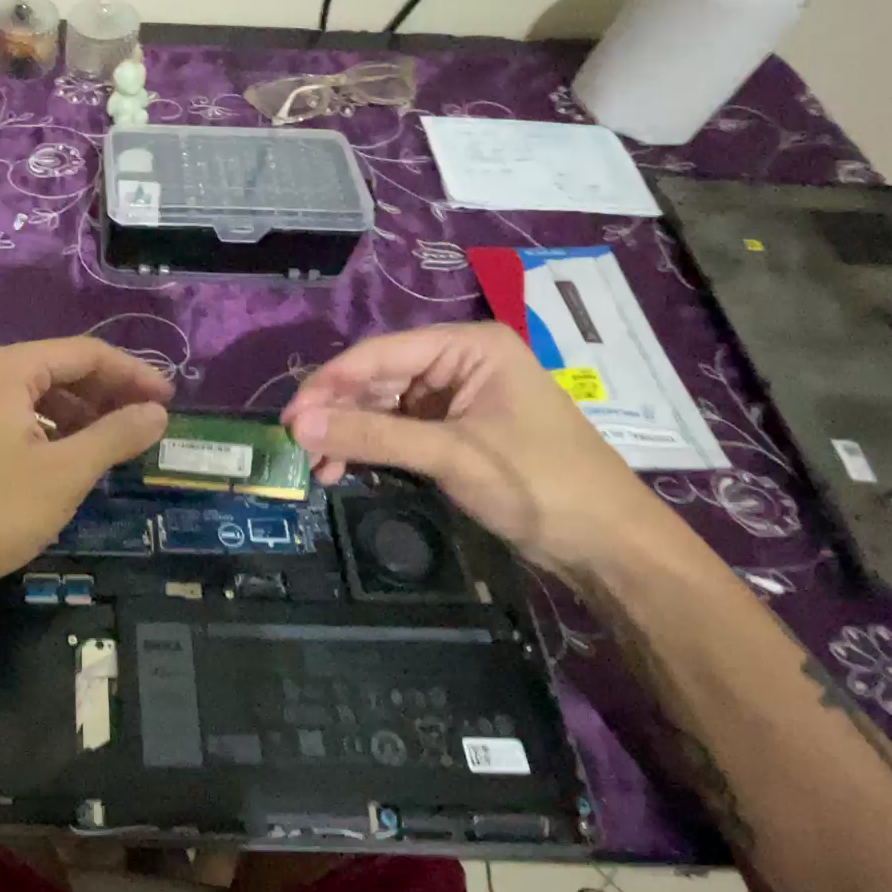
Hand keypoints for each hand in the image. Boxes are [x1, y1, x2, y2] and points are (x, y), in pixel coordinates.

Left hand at [0, 337, 171, 605]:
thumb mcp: (64, 474)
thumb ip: (115, 437)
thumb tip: (157, 413)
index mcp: (10, 370)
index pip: (87, 353)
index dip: (134, 374)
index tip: (170, 401)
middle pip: (63, 370)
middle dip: (110, 393)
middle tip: (150, 423)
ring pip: (43, 397)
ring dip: (85, 414)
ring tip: (118, 443)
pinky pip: (22, 419)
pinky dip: (56, 432)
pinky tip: (74, 458)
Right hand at [280, 322, 670, 577]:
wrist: (604, 544)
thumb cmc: (538, 484)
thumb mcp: (449, 455)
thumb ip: (371, 436)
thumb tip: (295, 426)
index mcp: (470, 347)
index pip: (379, 354)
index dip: (328, 384)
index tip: (286, 420)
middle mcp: (460, 363)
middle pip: (376, 380)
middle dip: (336, 414)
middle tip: (297, 451)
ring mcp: (456, 400)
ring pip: (381, 408)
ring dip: (348, 436)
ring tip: (320, 471)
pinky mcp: (453, 433)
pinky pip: (396, 432)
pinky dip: (368, 450)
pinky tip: (344, 471)